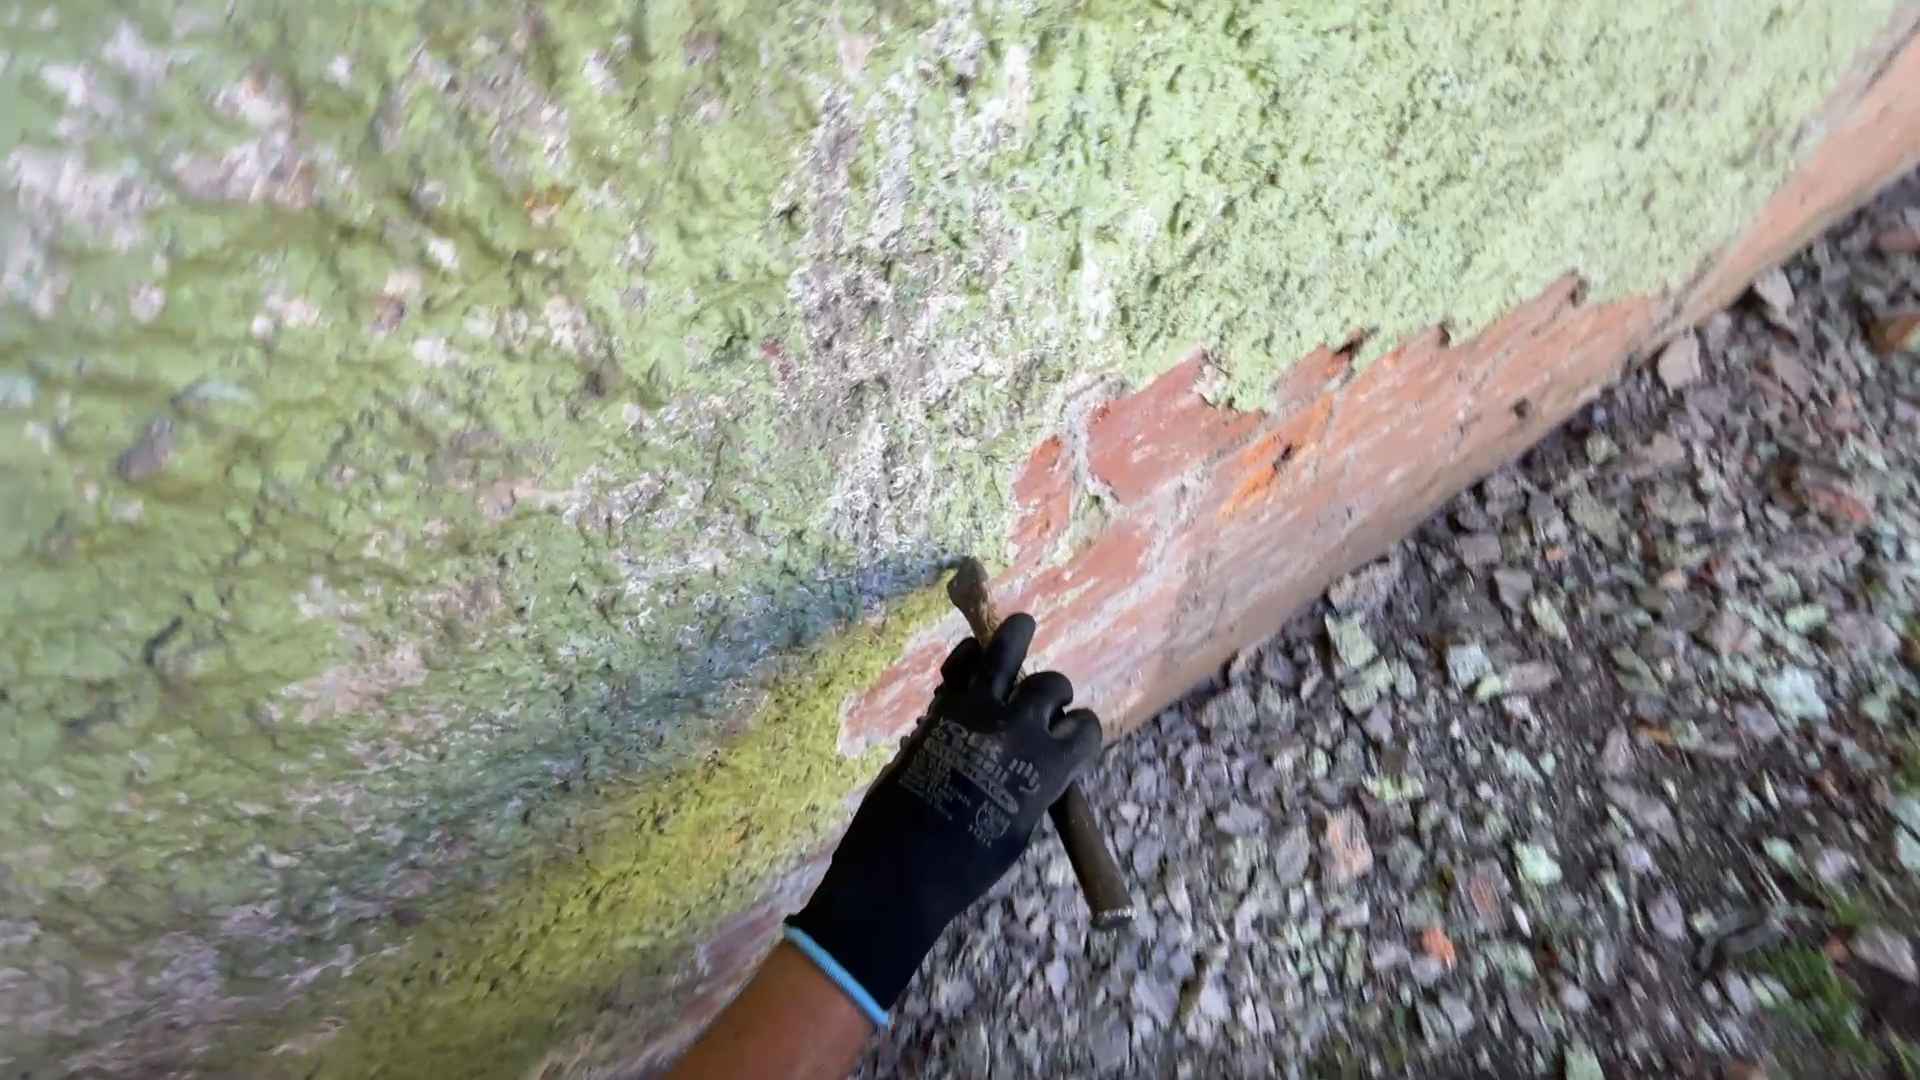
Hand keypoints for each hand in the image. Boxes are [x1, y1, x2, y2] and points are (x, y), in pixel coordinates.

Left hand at [785, 613, 1101, 1019]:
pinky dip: (967, 657)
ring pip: (1004, 652)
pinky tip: (973, 655)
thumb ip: (1037, 785)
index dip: (1083, 729)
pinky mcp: (939, 708)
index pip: (1085, 728)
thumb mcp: (1021, 828)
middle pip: (1050, 685)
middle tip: (1047, 699)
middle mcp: (1016, 728)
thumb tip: (1042, 762)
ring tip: (1023, 623)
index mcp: (1047, 767)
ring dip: (1017, 635)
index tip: (1075, 732)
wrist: (900, 868)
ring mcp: (974, 711)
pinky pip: (959, 666)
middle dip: (1055, 691)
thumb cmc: (968, 866)